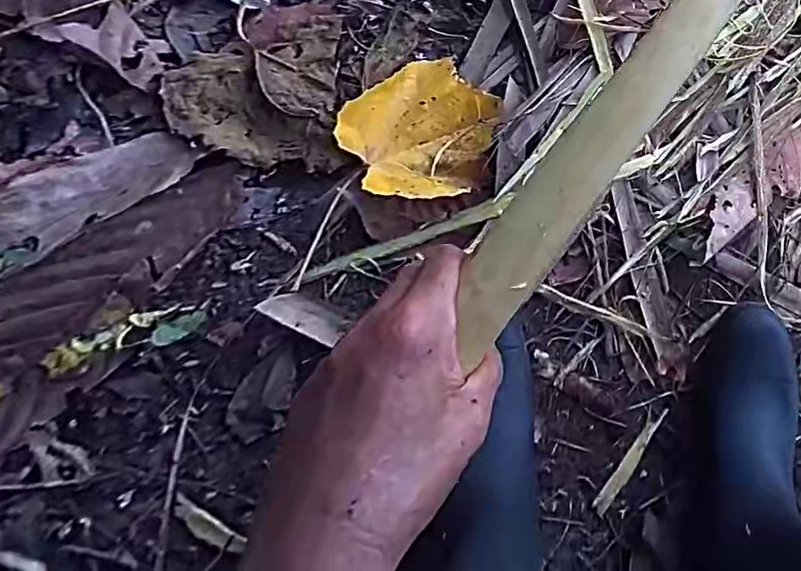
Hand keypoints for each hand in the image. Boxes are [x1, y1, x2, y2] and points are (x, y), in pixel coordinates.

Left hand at [244, 246, 499, 570]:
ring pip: (382, 312)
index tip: (478, 282)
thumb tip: (481, 343)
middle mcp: (370, 330)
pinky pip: (356, 347)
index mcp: (416, 328)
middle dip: (438, 290)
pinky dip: (377, 355)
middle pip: (410, 276)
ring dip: (406, 325)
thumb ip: (485, 361)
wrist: (324, 542)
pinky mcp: (314, 381)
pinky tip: (385, 403)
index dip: (467, 264)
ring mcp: (336, 354)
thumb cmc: (401, 484)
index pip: (443, 258)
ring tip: (419, 377)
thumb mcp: (473, 417)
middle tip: (457, 329)